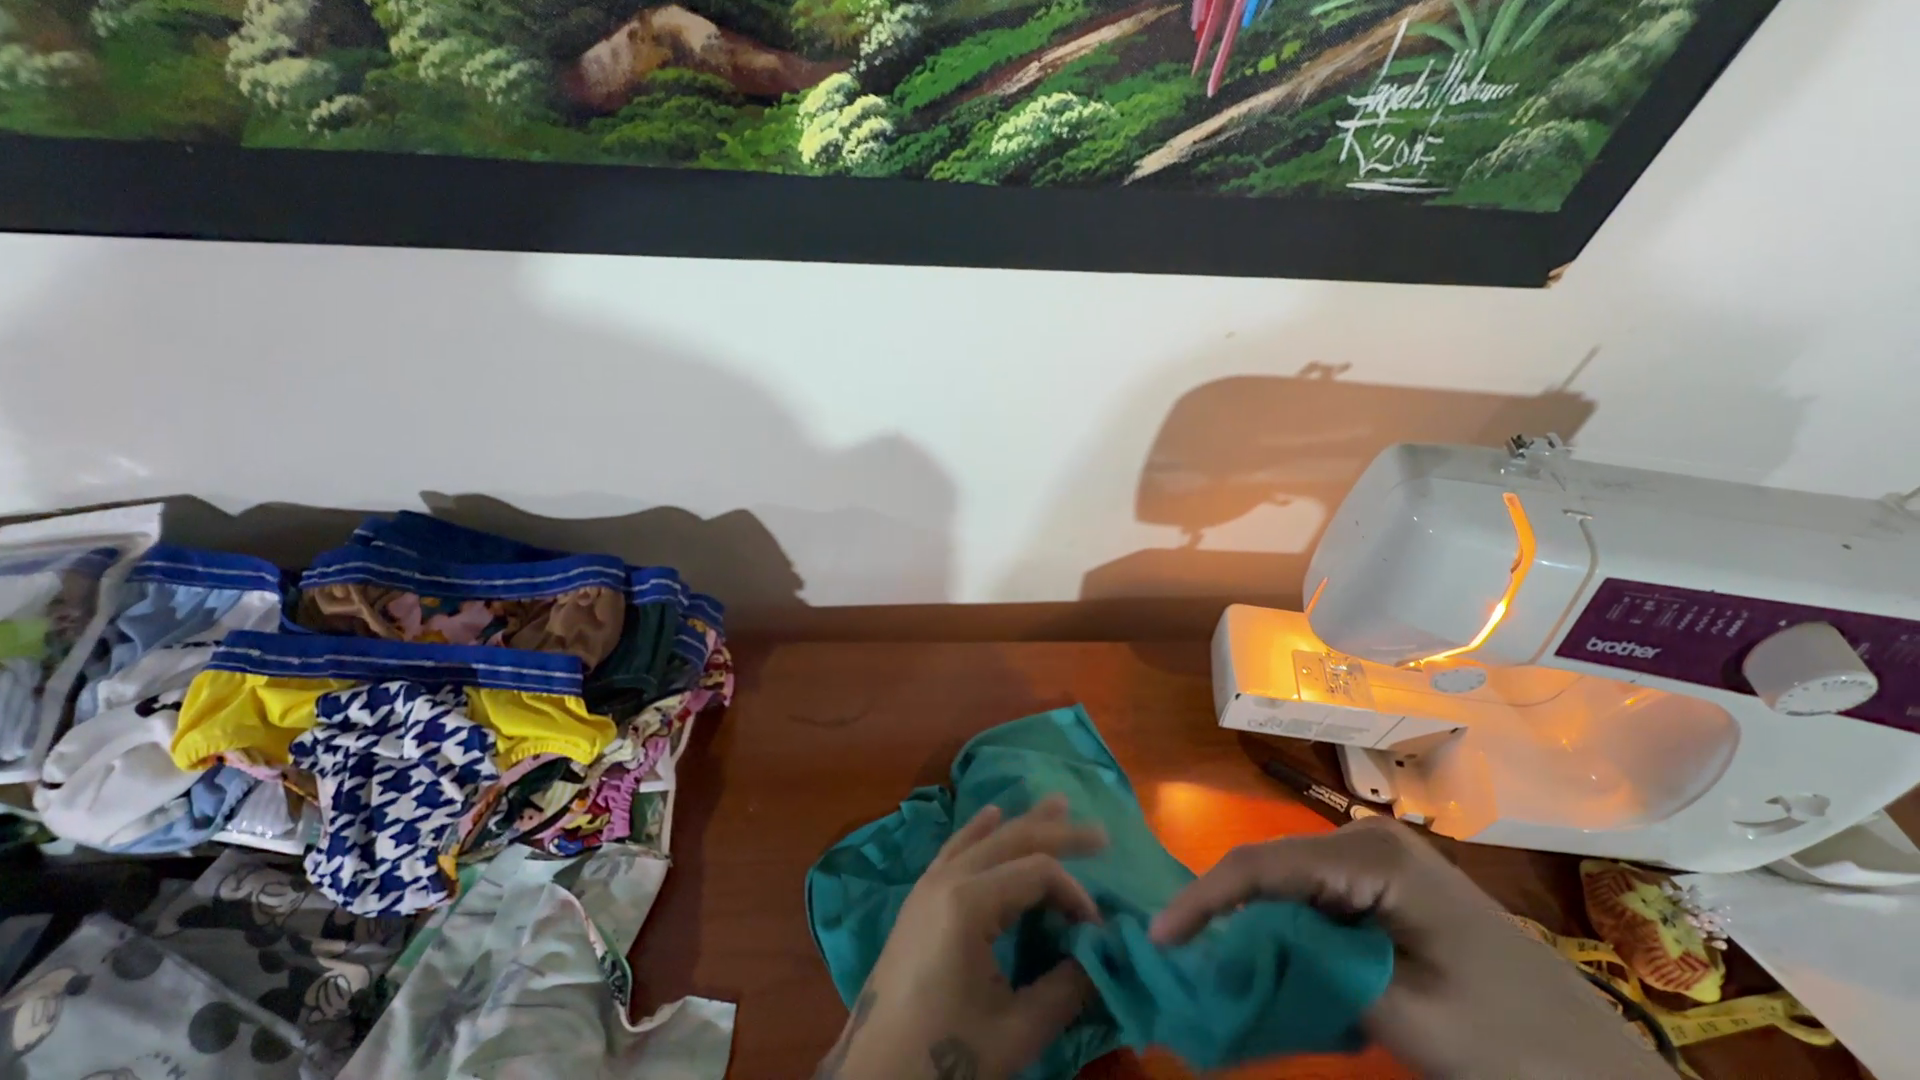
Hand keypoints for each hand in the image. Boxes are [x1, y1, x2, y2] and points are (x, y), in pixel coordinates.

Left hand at [816, 796, 1108, 1079]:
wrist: (876, 1077)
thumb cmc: (946, 1055)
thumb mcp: (1018, 1029)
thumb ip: (1068, 986)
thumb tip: (1105, 955)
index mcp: (968, 903)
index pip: (1038, 872)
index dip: (1075, 895)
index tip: (1096, 934)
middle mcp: (945, 880)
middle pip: (1010, 840)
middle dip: (1058, 833)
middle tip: (1100, 835)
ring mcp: (926, 887)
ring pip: (981, 839)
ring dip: (1022, 824)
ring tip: (1055, 804)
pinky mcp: (917, 902)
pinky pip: (953, 850)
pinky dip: (978, 831)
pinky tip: (990, 814)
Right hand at [1151, 817, 1676, 1079]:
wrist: (1599, 1069)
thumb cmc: (1507, 1040)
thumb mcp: (1400, 1010)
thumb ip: (1310, 968)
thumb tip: (1232, 947)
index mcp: (1373, 855)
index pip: (1262, 864)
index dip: (1203, 898)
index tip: (1159, 939)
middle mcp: (1370, 844)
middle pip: (1270, 871)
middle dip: (1223, 913)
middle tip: (1180, 960)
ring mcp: (1382, 869)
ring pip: (1289, 891)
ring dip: (1253, 930)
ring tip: (1213, 970)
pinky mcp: (1389, 897)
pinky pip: (1318, 911)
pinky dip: (1289, 943)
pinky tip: (1275, 978)